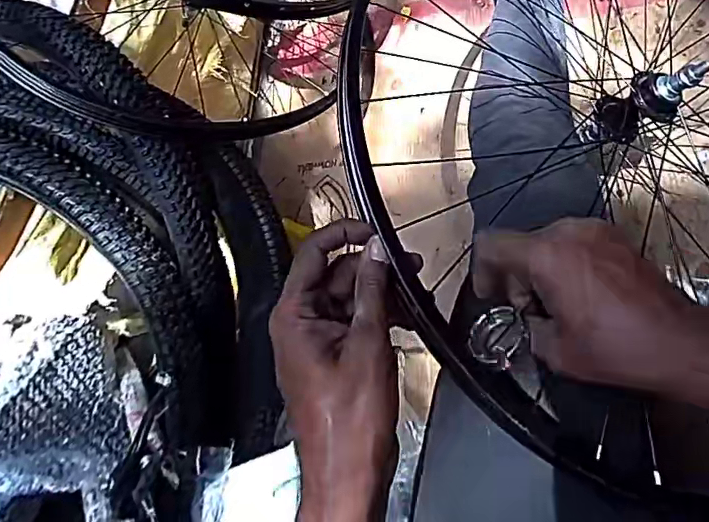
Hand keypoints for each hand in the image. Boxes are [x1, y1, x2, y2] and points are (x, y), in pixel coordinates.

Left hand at [271, 220, 414, 521]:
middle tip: (408, 264)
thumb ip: (372, 288)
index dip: (344, 233)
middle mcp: (300, 323)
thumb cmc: (350, 421)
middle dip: (374, 268)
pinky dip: (379, 314)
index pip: (314, 252)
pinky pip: (354, 320)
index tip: (373, 230)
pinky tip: (407, 317)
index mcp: (295, 315)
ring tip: (414, 292)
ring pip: (350, 297)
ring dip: (382, 292)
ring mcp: (316, 340)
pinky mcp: (332, 356)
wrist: (349, 477)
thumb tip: (376, 248)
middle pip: (336, 274)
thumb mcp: (368, 341)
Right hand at [473, 218, 708, 393]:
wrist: (677, 340)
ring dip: (545, 268)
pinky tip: (586, 294)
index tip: (491, 295)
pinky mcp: (614, 233)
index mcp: (546, 254)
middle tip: (532, 312)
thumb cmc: (616, 347)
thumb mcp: (558, 352)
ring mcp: (593, 228)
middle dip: (519, 276)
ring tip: (562, 305)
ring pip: (550, 241)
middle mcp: (567, 230)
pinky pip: (576, 241)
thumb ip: (529, 327)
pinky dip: (569, 261)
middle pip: (523, 244)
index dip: (482, 269)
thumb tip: (528, 319)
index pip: (493, 243)